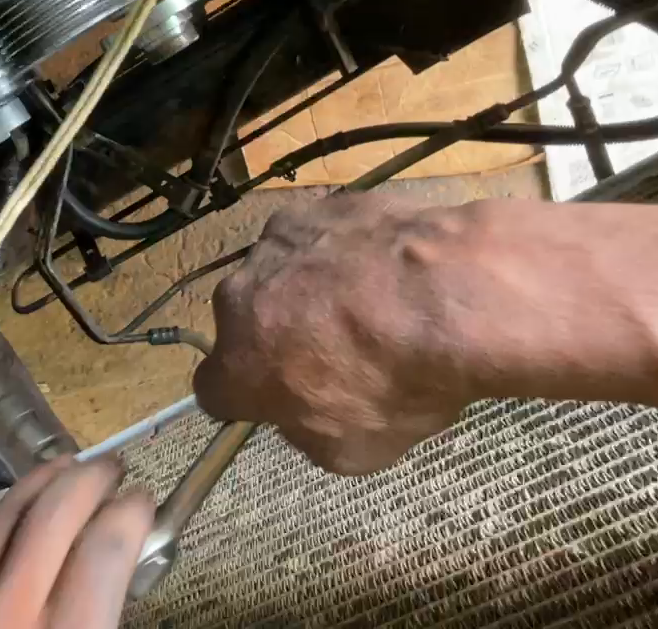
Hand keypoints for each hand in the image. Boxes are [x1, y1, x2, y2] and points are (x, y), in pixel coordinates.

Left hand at [0, 457, 154, 627]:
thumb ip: (103, 614)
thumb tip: (123, 562)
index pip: (104, 549)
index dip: (132, 514)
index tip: (144, 501)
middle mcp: (9, 615)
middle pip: (52, 515)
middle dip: (90, 479)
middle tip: (114, 467)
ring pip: (3, 517)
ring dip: (42, 481)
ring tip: (70, 466)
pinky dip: (1, 520)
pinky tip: (19, 509)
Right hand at [193, 194, 490, 474]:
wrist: (444, 294)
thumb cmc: (395, 383)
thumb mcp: (350, 451)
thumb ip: (304, 427)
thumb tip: (301, 406)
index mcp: (237, 360)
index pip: (213, 387)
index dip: (244, 398)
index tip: (277, 403)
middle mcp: (239, 294)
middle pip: (245, 319)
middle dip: (276, 334)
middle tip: (333, 352)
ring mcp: (277, 241)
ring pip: (281, 272)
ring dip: (308, 289)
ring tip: (369, 305)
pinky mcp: (319, 205)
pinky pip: (322, 237)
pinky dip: (344, 252)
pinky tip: (388, 268)